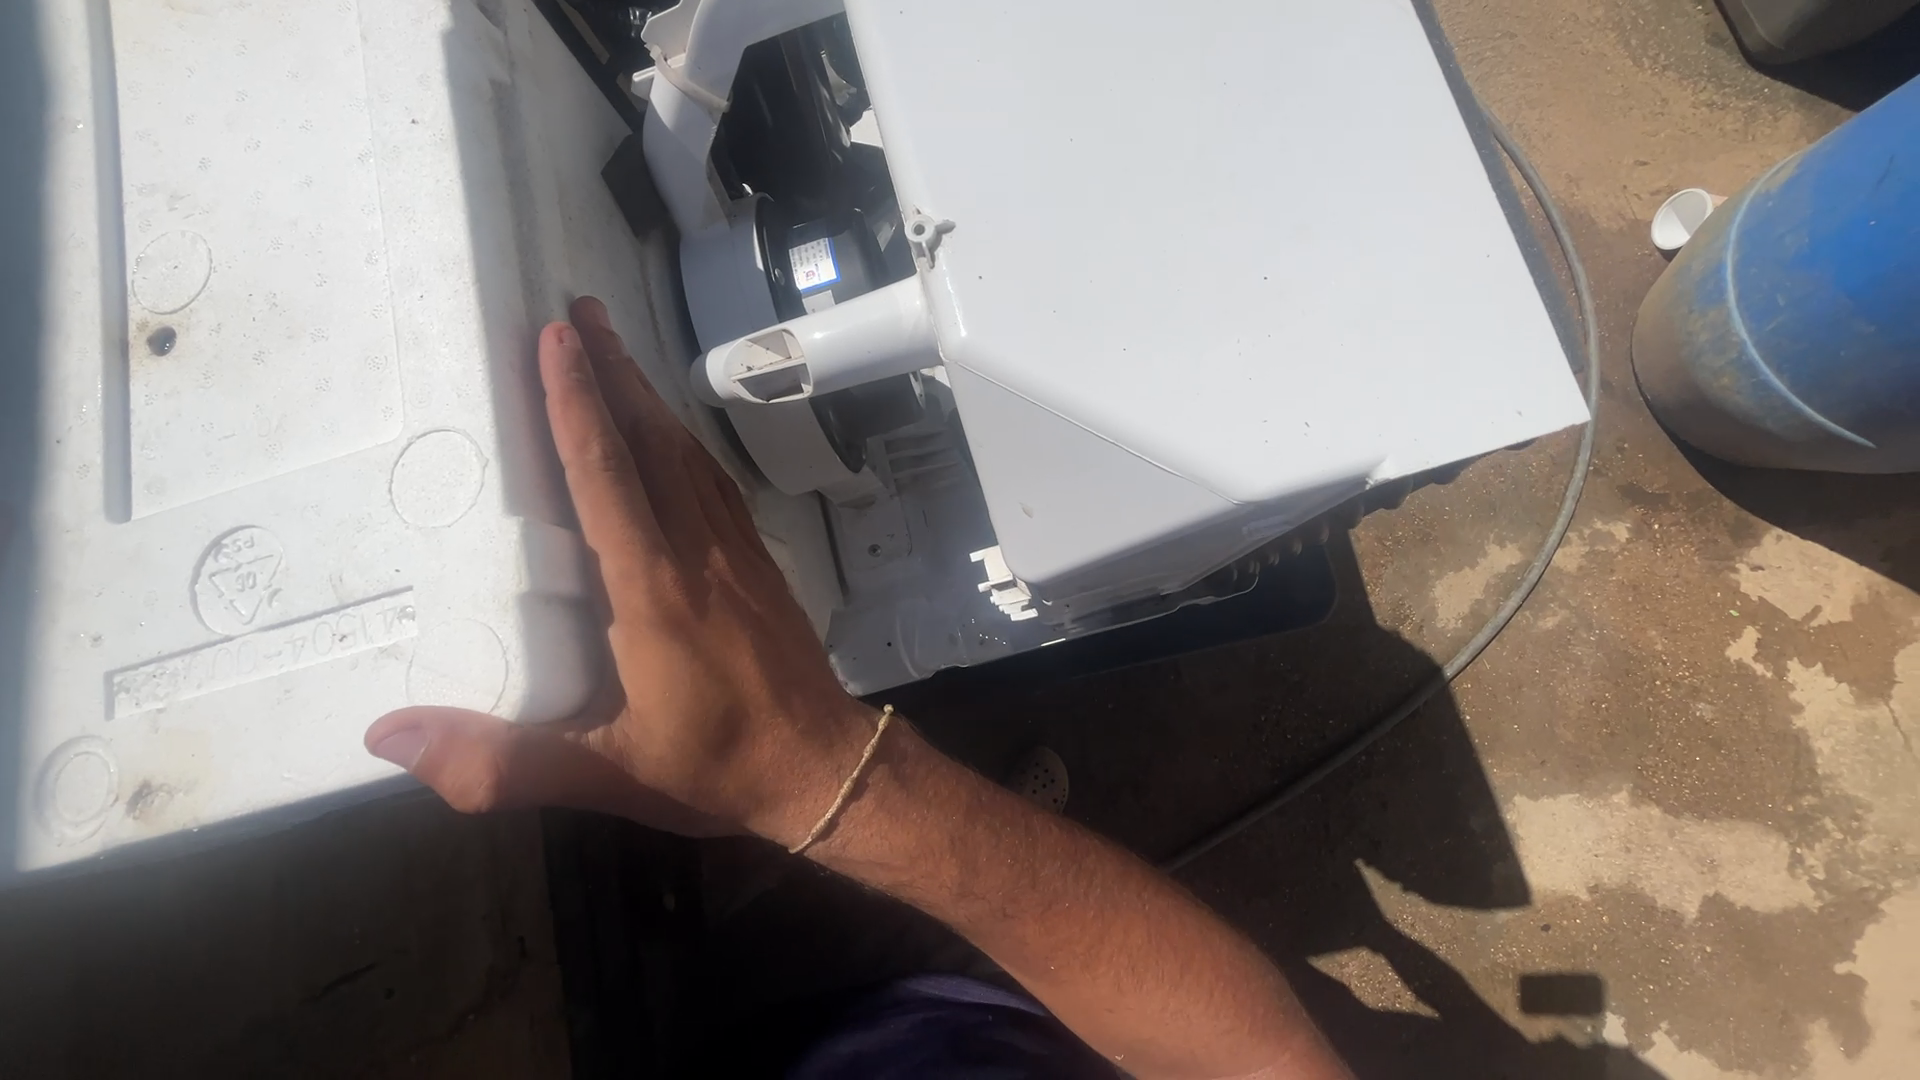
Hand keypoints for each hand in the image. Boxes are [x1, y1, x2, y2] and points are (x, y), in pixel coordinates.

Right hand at [364, 297, 877, 843]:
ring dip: (652, 401)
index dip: (577, 404)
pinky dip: (688, 448)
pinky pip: (719, 488)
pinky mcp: (761, 566)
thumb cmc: (717, 767)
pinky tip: (676, 439)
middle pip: (652, 444)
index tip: (556, 338)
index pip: (608, 475)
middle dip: (614, 373)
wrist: (821, 765)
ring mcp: (738, 555)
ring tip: (617, 354)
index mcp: (653, 592)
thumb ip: (500, 761)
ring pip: (690, 459)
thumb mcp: (606, 776)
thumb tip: (387, 732)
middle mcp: (699, 554)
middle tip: (581, 310)